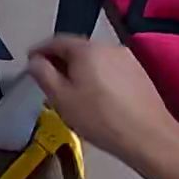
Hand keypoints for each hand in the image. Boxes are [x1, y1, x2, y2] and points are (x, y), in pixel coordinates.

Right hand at [28, 35, 178, 167]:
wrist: (148, 137)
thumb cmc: (99, 118)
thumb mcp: (60, 98)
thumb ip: (43, 74)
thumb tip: (34, 61)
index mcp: (86, 49)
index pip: (55, 41)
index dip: (39, 51)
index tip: (30, 62)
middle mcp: (107, 46)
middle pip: (76, 49)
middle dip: (59, 61)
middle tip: (48, 79)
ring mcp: (126, 58)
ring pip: (94, 59)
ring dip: (79, 69)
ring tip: (71, 90)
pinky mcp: (139, 73)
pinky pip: (109, 68)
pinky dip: (96, 76)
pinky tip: (95, 96)